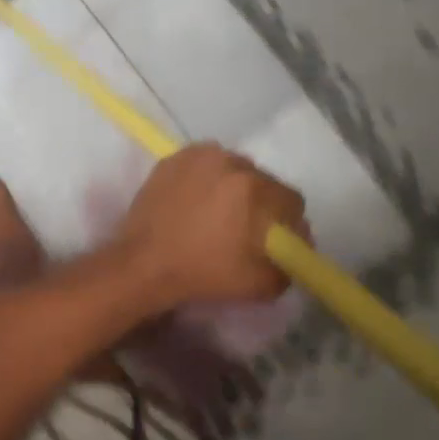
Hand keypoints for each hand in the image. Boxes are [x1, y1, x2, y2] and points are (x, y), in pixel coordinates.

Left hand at [108, 144, 302, 308]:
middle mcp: (228, 161)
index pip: (291, 199)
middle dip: (261, 203)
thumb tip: (295, 244)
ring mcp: (196, 156)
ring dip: (234, 187)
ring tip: (218, 213)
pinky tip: (196, 201)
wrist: (144, 264)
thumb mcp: (261, 282)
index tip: (276, 239)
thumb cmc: (203, 273)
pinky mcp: (172, 159)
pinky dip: (206, 178)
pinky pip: (204, 164)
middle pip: (263, 181)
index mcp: (253, 188)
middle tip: (245, 228)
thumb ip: (291, 261)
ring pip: (233, 168)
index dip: (289, 222)